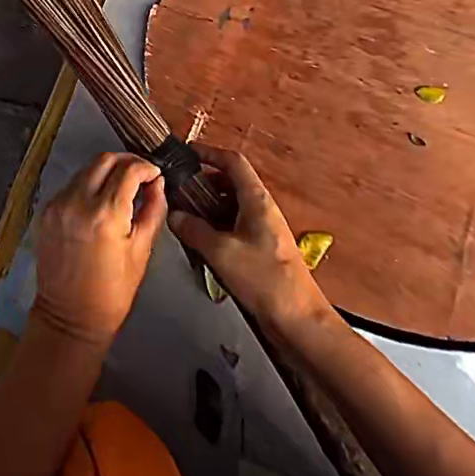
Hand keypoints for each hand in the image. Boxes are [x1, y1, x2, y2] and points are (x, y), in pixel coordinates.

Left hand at [30, 152, 166, 346]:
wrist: (70, 315)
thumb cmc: (112, 292)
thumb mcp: (141, 252)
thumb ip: (152, 211)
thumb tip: (158, 185)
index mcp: (105, 214)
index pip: (128, 170)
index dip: (145, 167)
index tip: (155, 172)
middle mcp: (78, 202)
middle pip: (103, 160)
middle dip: (126, 161)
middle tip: (141, 172)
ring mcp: (59, 204)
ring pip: (85, 170)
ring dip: (106, 171)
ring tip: (123, 185)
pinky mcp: (48, 210)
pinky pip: (71, 186)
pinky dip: (88, 185)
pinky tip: (101, 199)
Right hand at [167, 145, 332, 334]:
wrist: (300, 323)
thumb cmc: (267, 282)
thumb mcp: (220, 251)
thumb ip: (192, 228)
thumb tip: (174, 215)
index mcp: (257, 201)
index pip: (233, 162)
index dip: (208, 152)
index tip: (186, 152)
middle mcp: (261, 210)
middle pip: (229, 181)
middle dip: (201, 181)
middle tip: (178, 187)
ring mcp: (262, 229)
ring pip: (229, 204)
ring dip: (206, 204)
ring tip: (183, 213)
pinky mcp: (260, 248)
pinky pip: (232, 224)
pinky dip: (213, 223)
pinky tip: (198, 238)